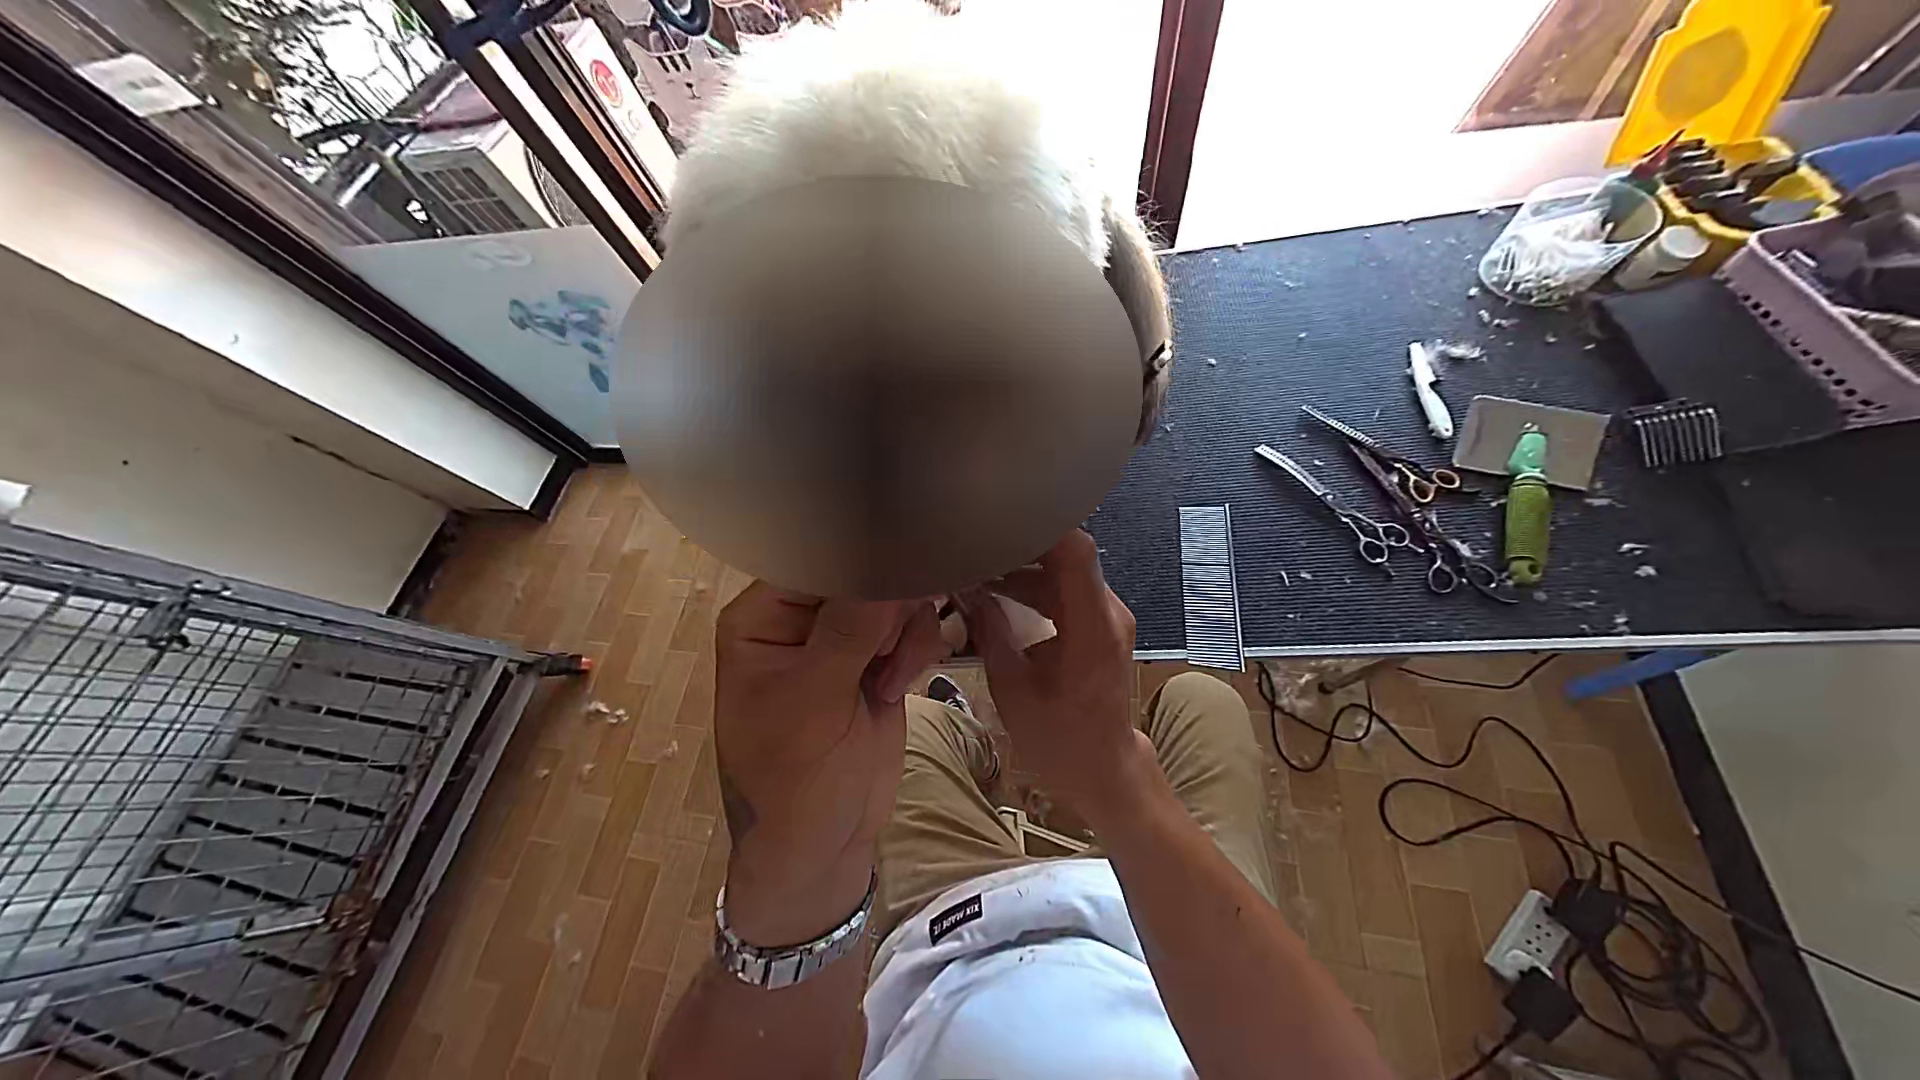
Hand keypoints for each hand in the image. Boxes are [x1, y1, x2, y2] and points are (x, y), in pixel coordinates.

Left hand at [713, 585, 946, 943]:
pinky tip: (900, 686)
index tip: (896, 586)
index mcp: (762, 618)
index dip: (861, 565)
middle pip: (862, 574)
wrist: (824, 844)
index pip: (816, 562)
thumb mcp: (814, 702)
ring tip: (890, 681)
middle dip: (887, 611)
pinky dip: (916, 651)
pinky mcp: (874, 661)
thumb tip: (887, 564)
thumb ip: (851, 629)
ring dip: (905, 636)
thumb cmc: (795, 779)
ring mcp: (840, 641)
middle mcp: (800, 621)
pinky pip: (909, 629)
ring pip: (893, 599)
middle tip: (885, 655)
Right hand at [961, 530, 1161, 828]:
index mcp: (1092, 628)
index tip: (998, 517)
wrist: (1103, 766)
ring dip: (1023, 565)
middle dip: (1020, 544)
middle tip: (973, 542)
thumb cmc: (1060, 738)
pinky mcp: (1101, 623)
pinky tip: (999, 588)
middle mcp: (1108, 612)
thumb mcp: (1012, 688)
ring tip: (978, 566)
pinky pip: (1067, 588)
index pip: (1077, 552)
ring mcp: (1108, 616)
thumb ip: (990, 633)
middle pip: (1069, 554)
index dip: (1041, 527)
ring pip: (1065, 569)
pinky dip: (1034, 584)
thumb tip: (967, 592)